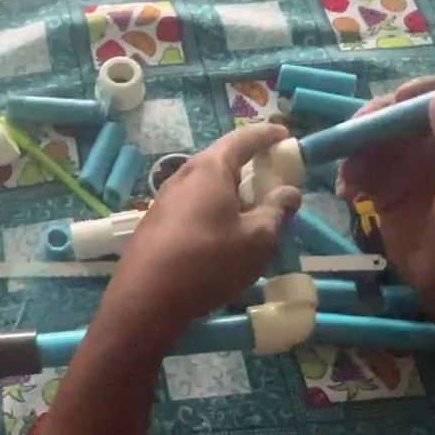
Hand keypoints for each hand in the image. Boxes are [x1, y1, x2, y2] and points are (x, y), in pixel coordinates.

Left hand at [103, 123, 301, 330]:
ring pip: (206, 187)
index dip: (268, 135)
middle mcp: (183, 175)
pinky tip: (221, 236)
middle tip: (273, 181)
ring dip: (230, 194)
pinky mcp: (155, 223)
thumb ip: (277, 210)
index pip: (244, 138)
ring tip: (251, 213)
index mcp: (210, 169)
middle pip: (222, 161)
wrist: (145, 298)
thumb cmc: (208, 262)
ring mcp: (164, 199)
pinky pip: (192, 207)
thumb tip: (289, 191)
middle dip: (249, 168)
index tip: (286, 137)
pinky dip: (213, 211)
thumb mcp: (257, 239)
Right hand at [335, 77, 434, 307]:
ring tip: (349, 171)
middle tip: (357, 131)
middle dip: (378, 116)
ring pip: (379, 138)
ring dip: (358, 146)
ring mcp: (411, 169)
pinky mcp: (387, 192)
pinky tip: (347, 192)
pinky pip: (362, 169)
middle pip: (405, 112)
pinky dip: (350, 174)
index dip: (425, 89)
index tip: (398, 100)